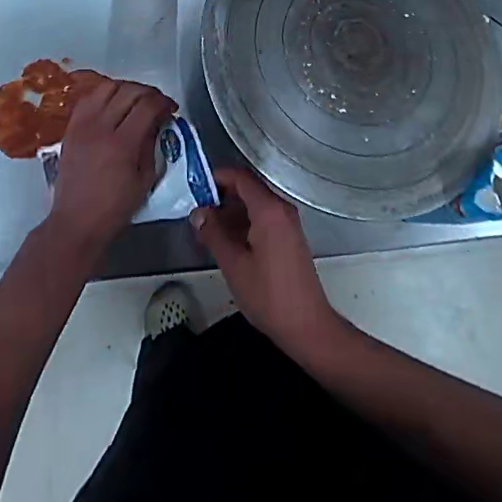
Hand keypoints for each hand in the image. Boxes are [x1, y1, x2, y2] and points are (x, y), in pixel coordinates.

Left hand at [42, 79, 175, 254]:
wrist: (76, 220)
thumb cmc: (115, 207)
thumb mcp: (145, 179)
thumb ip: (152, 145)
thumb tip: (157, 123)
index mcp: (122, 144)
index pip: (147, 106)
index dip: (164, 102)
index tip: (171, 108)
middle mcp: (101, 128)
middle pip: (128, 91)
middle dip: (149, 93)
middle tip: (157, 103)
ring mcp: (82, 126)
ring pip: (106, 88)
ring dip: (126, 88)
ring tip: (136, 100)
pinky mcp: (70, 128)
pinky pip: (88, 99)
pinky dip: (103, 95)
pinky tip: (113, 104)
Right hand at [191, 168, 346, 358]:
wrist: (306, 325)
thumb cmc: (269, 295)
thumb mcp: (233, 264)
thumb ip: (213, 234)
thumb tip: (198, 214)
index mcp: (269, 211)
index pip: (241, 178)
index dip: (217, 177)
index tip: (195, 186)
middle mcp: (282, 211)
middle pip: (248, 190)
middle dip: (221, 197)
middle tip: (196, 212)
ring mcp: (288, 225)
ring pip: (254, 207)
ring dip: (230, 213)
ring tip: (205, 230)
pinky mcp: (289, 239)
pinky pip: (263, 220)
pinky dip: (243, 225)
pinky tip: (225, 242)